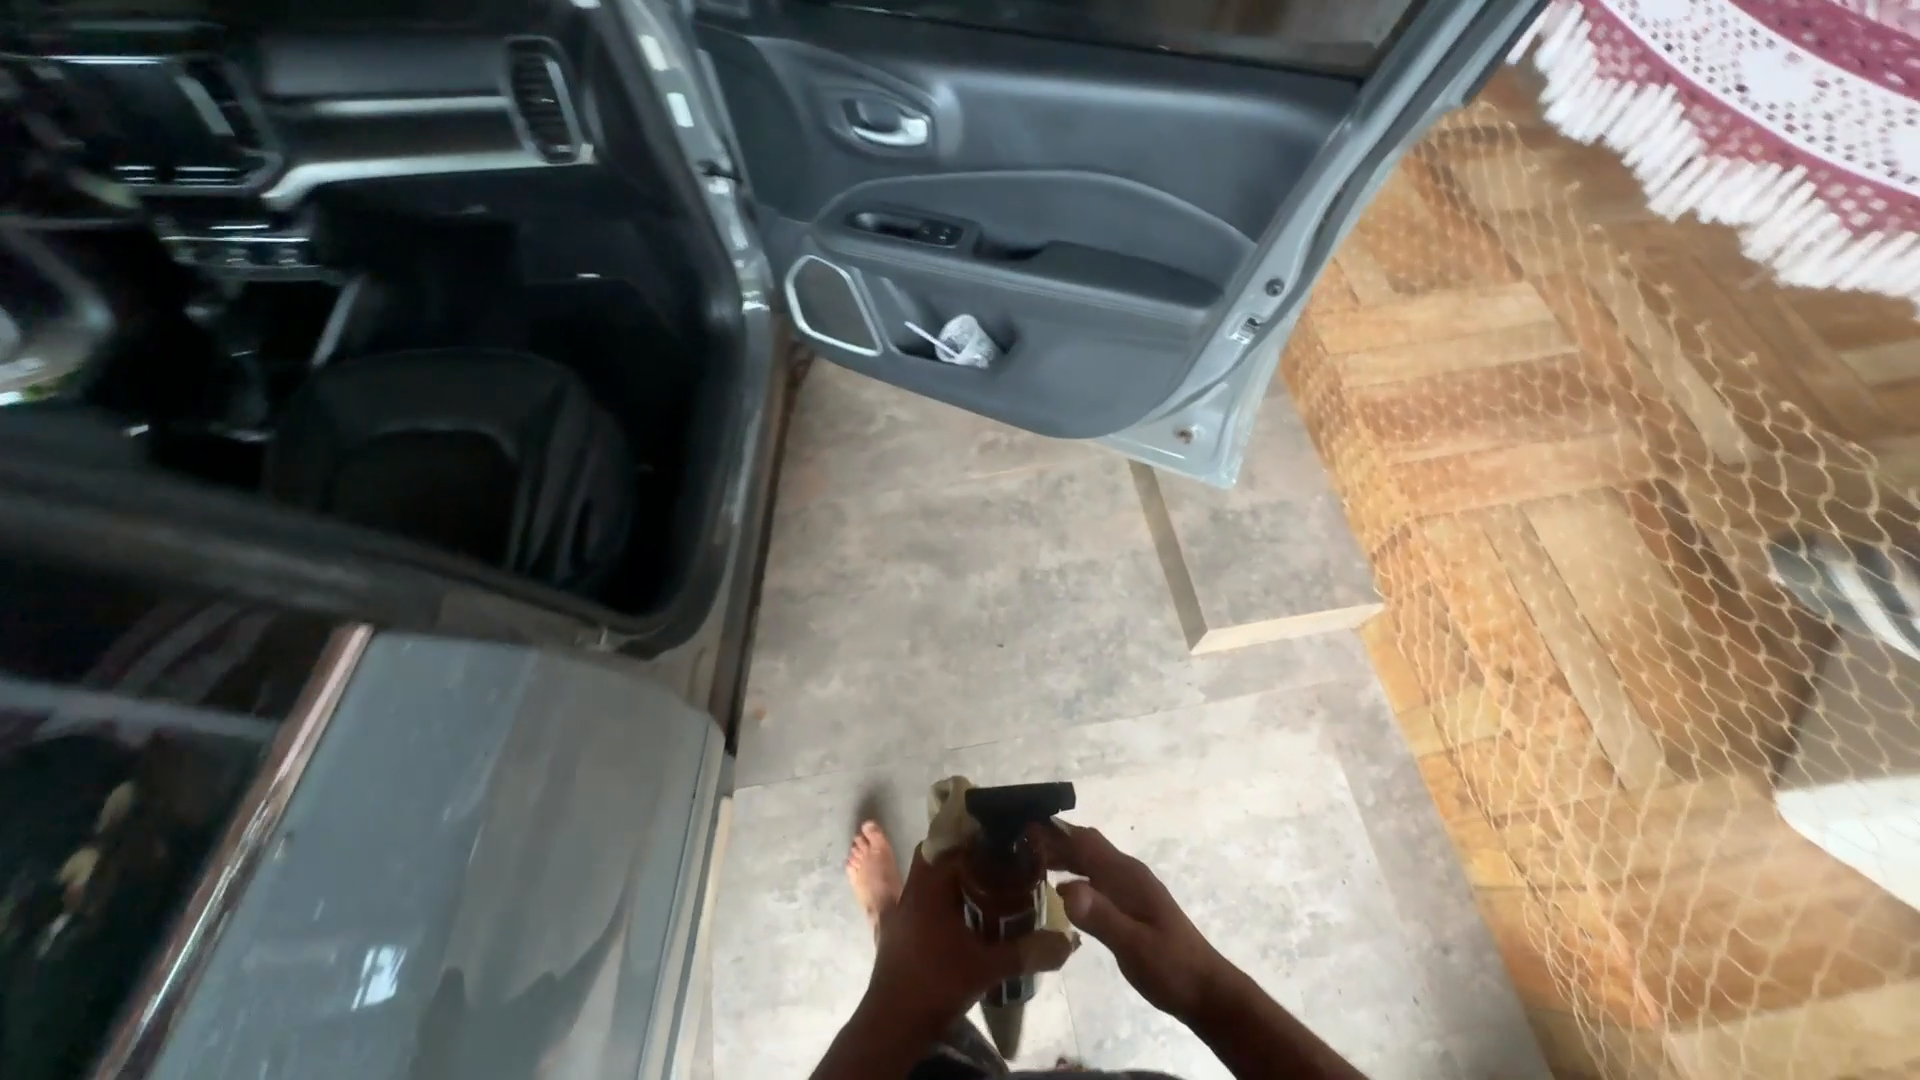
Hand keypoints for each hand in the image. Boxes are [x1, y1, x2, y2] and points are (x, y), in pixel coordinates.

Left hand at [861, 846, 1035, 1036]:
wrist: (893, 1024)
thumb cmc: (937, 984)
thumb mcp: (988, 967)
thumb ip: (1027, 952)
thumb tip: (1066, 942)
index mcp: (929, 886)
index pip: (954, 844)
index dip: (981, 840)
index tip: (1008, 844)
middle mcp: (913, 890)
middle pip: (940, 856)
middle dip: (968, 857)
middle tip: (1001, 866)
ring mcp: (902, 910)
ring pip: (930, 879)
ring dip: (955, 880)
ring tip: (990, 889)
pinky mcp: (900, 930)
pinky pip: (925, 900)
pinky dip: (944, 901)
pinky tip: (966, 919)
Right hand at [1038, 821, 1231, 1020]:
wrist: (1206, 992)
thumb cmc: (1171, 967)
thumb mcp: (1134, 945)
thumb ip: (1101, 917)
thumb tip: (1064, 888)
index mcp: (1126, 875)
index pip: (1084, 841)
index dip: (1053, 831)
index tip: (1020, 828)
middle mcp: (1126, 874)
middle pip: (1084, 847)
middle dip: (1052, 841)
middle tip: (1014, 846)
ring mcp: (1129, 889)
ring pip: (1089, 862)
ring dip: (1061, 857)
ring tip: (1025, 863)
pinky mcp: (1128, 906)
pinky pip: (1094, 880)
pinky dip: (1072, 876)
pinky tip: (1056, 891)